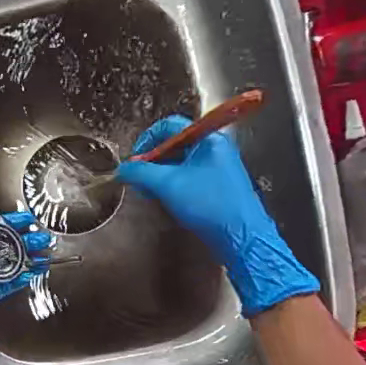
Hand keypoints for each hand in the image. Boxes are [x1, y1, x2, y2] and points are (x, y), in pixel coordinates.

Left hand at [0, 205, 52, 350]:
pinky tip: (35, 270)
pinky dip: (25, 276)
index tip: (27, 219)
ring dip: (30, 257)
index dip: (11, 222)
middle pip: (7, 245)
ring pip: (13, 262)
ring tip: (44, 252)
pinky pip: (12, 282)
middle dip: (27, 239)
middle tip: (42, 236)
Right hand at [116, 115, 319, 316]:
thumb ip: (141, 172)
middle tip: (140, 179)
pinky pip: (190, 179)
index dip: (147, 140)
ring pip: (181, 164)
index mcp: (208, 139)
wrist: (242, 238)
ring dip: (162, 177)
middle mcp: (215, 149)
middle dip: (153, 162)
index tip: (135, 160)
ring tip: (151, 193)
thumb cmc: (211, 206)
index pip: (169, 126)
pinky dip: (175, 187)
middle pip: (174, 145)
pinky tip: (168, 202)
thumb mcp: (168, 185)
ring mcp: (218, 168)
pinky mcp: (218, 187)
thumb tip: (123, 169)